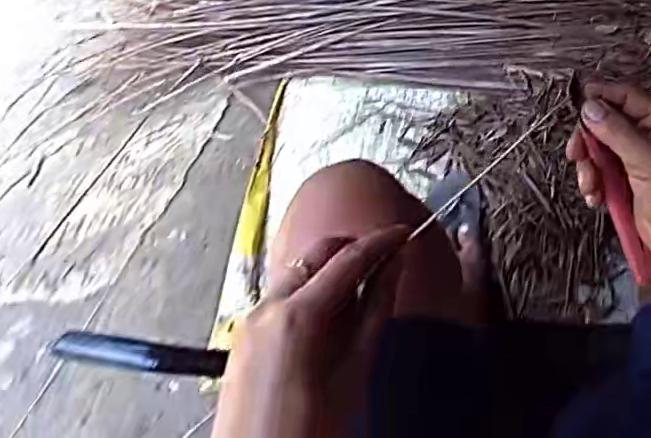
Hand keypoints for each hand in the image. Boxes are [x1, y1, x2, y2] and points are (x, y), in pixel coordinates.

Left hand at [214, 225, 407, 437]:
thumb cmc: (311, 433)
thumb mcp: (356, 367)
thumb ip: (377, 306)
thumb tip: (395, 263)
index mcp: (297, 315)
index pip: (349, 257)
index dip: (383, 240)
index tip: (405, 234)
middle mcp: (268, 309)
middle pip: (320, 253)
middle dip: (355, 249)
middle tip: (387, 258)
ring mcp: (251, 324)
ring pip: (301, 271)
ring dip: (334, 269)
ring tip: (365, 288)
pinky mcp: (244, 341)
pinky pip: (285, 297)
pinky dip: (313, 291)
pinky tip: (334, 315)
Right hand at [567, 82, 650, 290]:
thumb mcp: (648, 161)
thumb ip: (617, 132)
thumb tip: (591, 107)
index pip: (627, 96)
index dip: (602, 95)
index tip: (579, 99)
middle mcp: (650, 137)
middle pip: (608, 122)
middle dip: (589, 137)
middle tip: (577, 151)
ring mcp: (638, 161)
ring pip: (601, 150)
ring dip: (589, 166)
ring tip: (590, 183)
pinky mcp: (628, 184)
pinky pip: (602, 174)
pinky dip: (594, 183)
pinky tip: (596, 197)